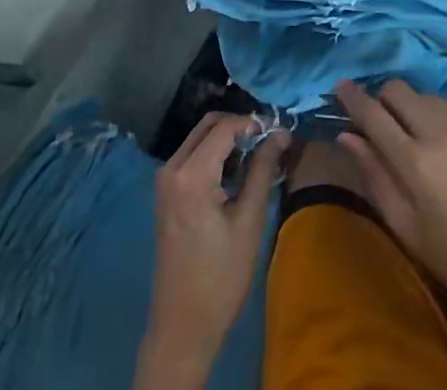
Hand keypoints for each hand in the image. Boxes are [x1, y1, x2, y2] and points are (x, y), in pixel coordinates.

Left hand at [135, 113, 286, 389]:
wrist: (182, 323)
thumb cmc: (221, 275)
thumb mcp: (249, 220)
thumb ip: (262, 170)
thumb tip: (281, 134)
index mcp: (191, 175)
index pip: (225, 127)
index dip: (255, 123)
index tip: (281, 134)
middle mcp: (171, 168)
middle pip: (208, 124)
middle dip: (240, 126)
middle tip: (271, 142)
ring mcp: (165, 180)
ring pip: (200, 138)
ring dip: (229, 139)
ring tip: (260, 157)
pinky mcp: (166, 191)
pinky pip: (193, 155)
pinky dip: (216, 154)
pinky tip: (239, 173)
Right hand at [333, 80, 446, 320]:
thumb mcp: (404, 225)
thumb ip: (374, 175)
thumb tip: (347, 136)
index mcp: (415, 161)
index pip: (372, 114)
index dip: (352, 97)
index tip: (341, 87)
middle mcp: (443, 130)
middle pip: (399, 91)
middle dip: (385, 101)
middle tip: (386, 121)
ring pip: (430, 96)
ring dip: (420, 111)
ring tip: (429, 140)